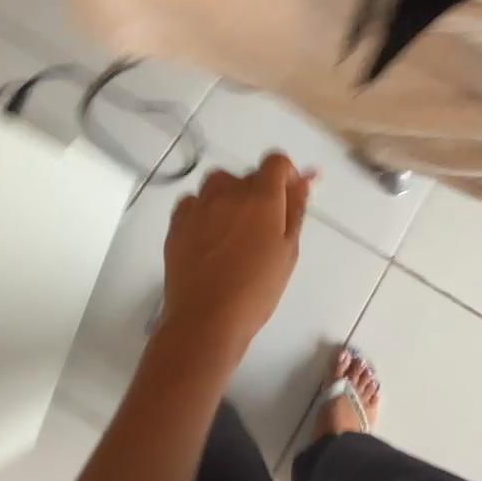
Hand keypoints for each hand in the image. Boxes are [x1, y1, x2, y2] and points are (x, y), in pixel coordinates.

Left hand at [159, 154, 312, 357]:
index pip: (276, 161)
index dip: (285, 175)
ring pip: (218, 185)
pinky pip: (193, 202)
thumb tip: (304, 180)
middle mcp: (229, 191)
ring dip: (229, 197)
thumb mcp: (287, 251)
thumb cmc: (257, 289)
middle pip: (247, 175)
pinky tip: (208, 237)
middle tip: (262, 228)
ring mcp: (199, 205)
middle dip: (258, 192)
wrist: (207, 319)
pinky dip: (203, 211)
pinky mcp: (177, 222)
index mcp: (262, 196)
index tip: (288, 197)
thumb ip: (296, 209)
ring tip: (233, 230)